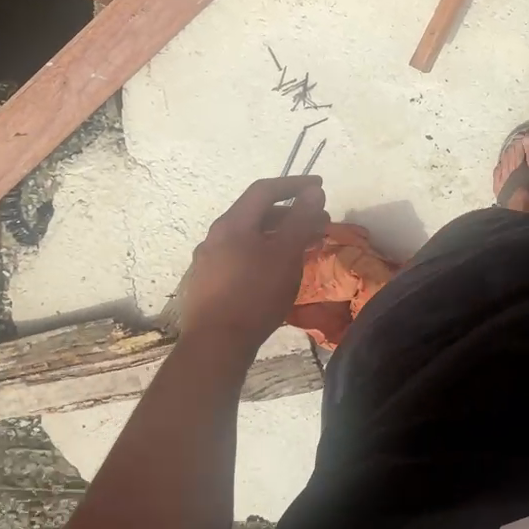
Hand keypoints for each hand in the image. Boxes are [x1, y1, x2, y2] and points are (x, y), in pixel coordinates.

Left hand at [179, 176, 329, 350]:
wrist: (216, 344)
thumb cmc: (256, 293)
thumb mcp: (287, 253)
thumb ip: (301, 218)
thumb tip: (313, 191)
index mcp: (233, 224)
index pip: (265, 190)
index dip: (294, 184)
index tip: (319, 187)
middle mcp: (215, 236)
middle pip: (257, 213)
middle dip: (292, 213)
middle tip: (320, 223)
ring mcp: (208, 261)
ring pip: (250, 236)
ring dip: (280, 234)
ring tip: (304, 248)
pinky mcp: (208, 283)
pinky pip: (242, 255)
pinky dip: (266, 252)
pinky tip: (279, 270)